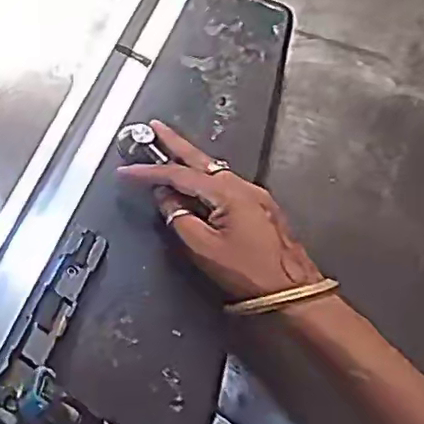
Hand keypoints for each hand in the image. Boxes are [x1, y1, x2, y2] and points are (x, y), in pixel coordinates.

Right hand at [118, 121, 323, 298]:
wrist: (295, 295)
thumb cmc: (249, 272)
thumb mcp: (203, 247)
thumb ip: (178, 217)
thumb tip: (165, 199)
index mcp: (227, 192)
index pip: (178, 175)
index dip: (149, 172)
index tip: (127, 171)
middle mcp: (242, 186)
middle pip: (199, 159)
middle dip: (174, 143)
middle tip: (155, 128)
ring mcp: (254, 195)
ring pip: (213, 171)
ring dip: (189, 161)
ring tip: (168, 153)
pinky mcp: (259, 207)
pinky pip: (224, 184)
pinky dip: (203, 179)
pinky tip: (194, 184)